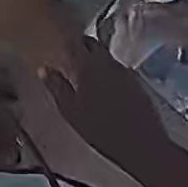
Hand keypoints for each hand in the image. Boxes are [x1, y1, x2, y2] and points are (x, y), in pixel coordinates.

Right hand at [34, 45, 179, 178]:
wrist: (142, 146)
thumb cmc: (101, 128)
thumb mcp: (70, 109)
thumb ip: (56, 86)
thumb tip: (44, 69)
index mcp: (88, 66)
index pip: (76, 43)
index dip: (67, 41)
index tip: (59, 43)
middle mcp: (109, 64)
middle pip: (94, 45)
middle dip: (82, 45)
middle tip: (71, 52)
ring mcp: (126, 74)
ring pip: (107, 57)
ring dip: (96, 59)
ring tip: (86, 71)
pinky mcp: (138, 85)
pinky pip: (119, 71)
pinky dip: (109, 72)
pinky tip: (105, 87)